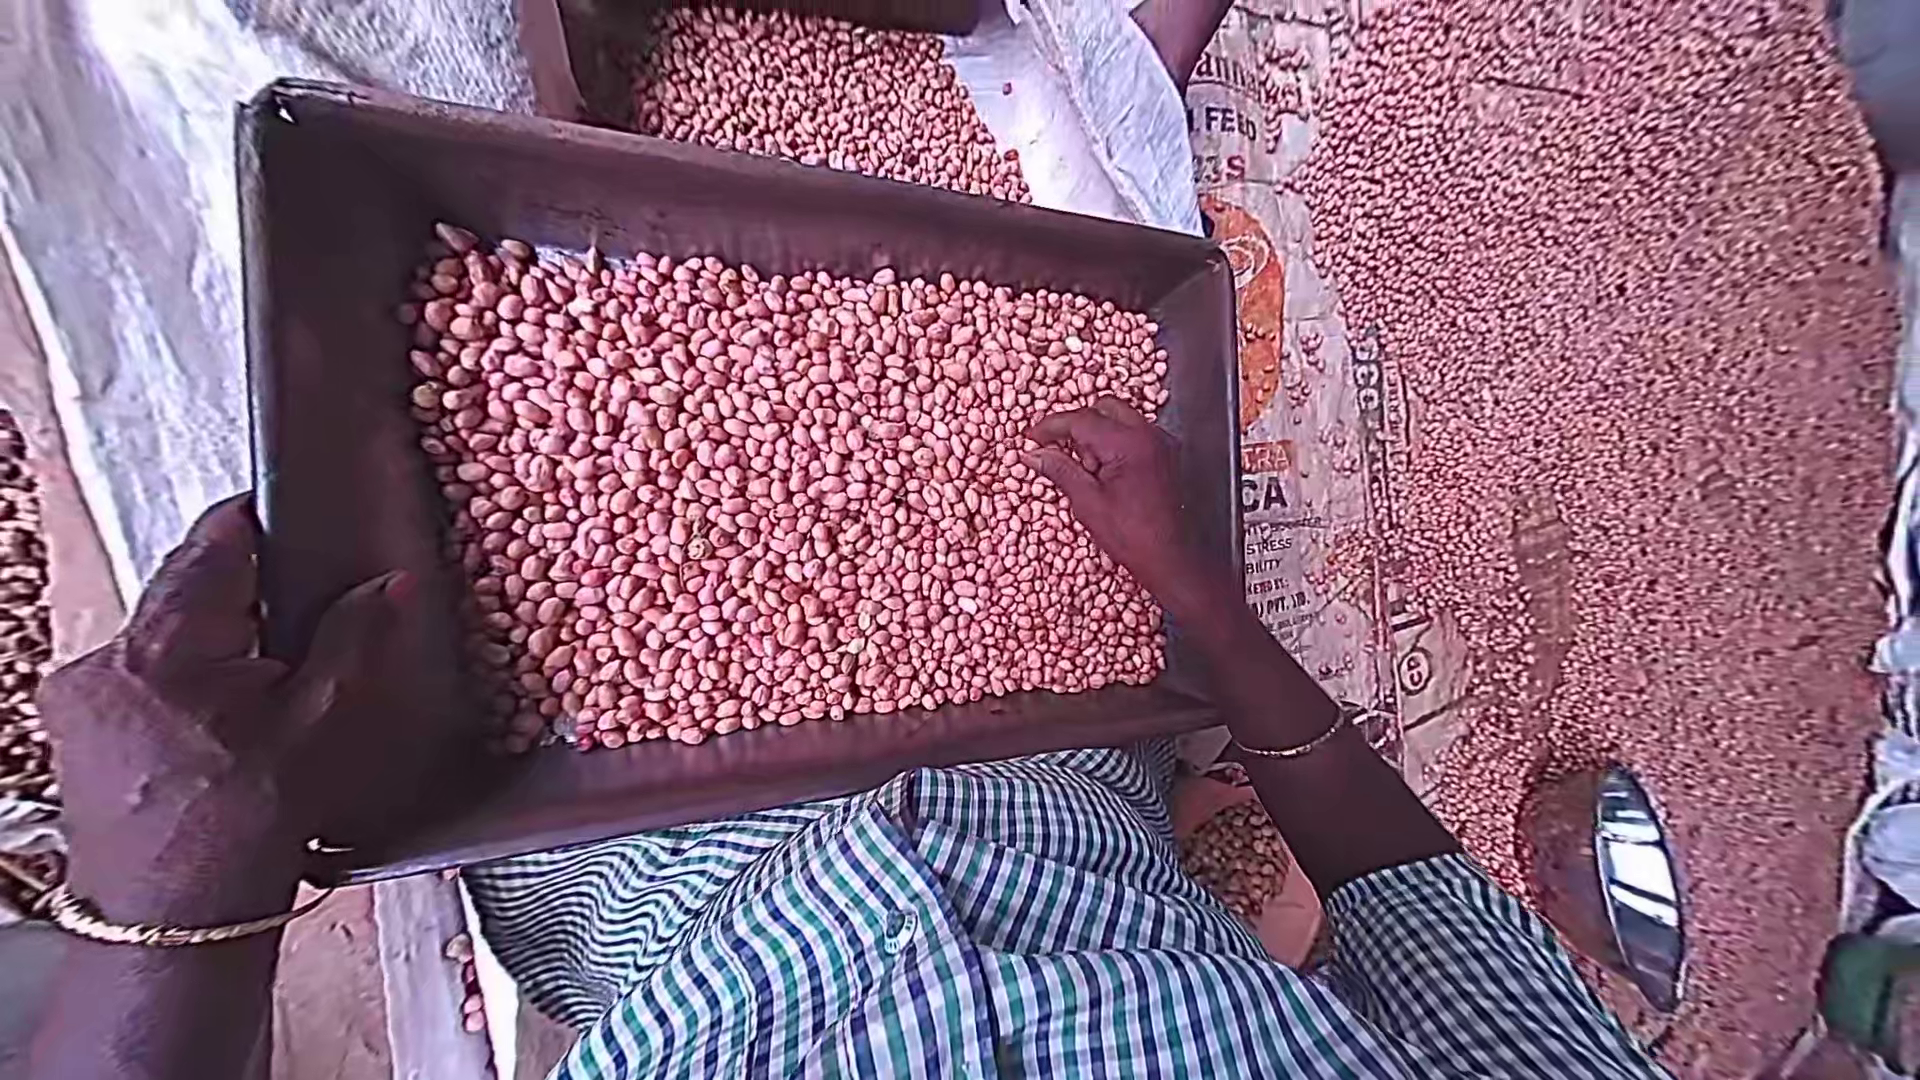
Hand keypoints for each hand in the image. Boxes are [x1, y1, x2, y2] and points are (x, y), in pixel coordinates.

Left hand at [38, 496, 413, 924]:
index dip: (247, 520)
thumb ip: (352, 635)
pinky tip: (236, 698)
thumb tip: (390, 579)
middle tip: (307, 597)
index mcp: (169, 651)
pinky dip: (196, 663)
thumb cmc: (260, 802)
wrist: (177, 900)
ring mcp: (78, 694)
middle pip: (187, 591)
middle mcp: (106, 661)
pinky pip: (146, 666)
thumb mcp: (326, 712)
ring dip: (223, 630)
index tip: (277, 502)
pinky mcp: (74, 722)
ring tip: (277, 660)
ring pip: (167, 631)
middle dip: (248, 586)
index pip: (209, 552)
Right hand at [1025, 396, 1226, 615]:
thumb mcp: (1087, 502)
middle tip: (1060, 454)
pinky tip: (1106, 475)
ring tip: (1088, 473)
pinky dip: (1115, 444)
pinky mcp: (1168, 456)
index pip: (1081, 419)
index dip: (1051, 427)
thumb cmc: (1132, 536)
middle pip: (1103, 409)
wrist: (1172, 559)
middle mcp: (1150, 435)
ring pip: (1120, 419)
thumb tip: (1033, 454)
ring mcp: (1163, 444)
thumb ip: (1060, 470)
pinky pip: (1135, 435)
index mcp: (1128, 444)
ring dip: (1096, 436)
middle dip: (1077, 427)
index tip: (1032, 438)